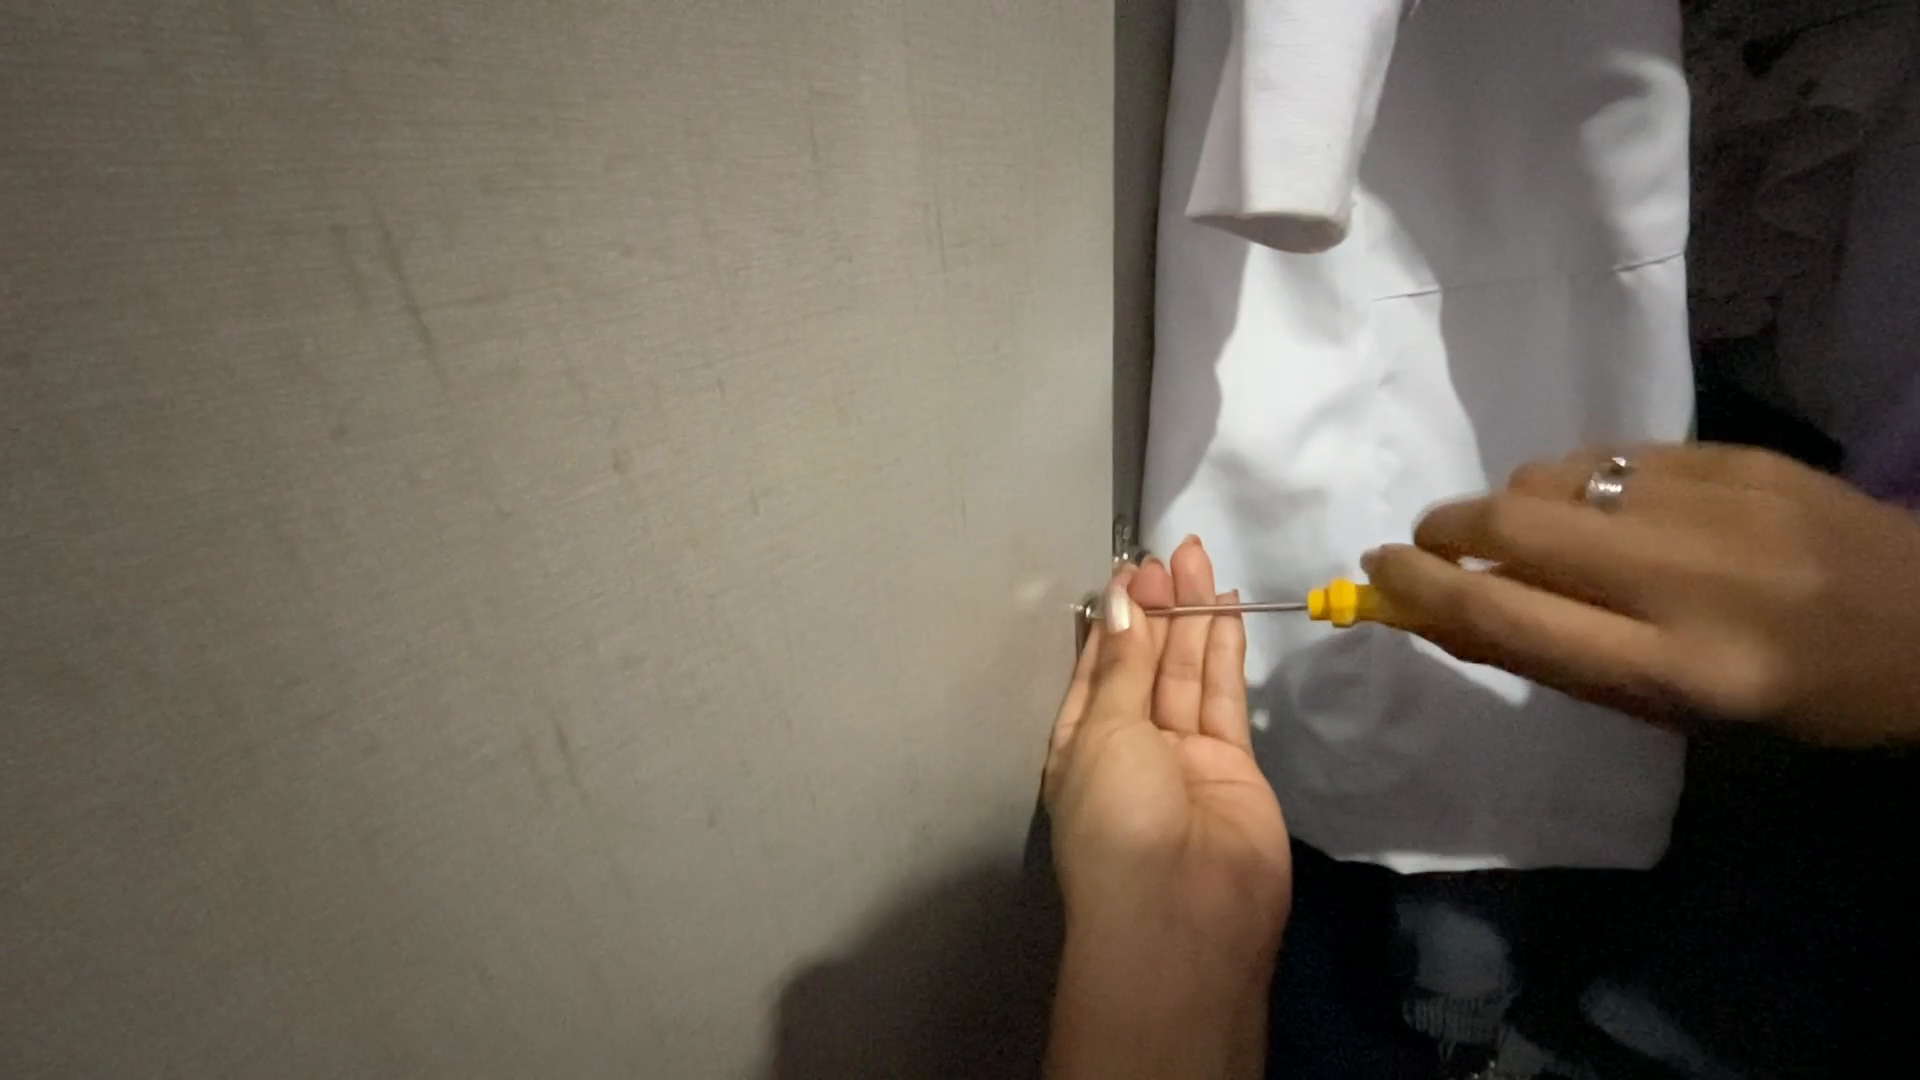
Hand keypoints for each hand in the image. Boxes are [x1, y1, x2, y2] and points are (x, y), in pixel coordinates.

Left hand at [1043, 538, 1289, 1079]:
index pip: (1098, 664)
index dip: (1115, 618)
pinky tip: (1225, 610)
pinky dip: (1223, 652)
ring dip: (1193, 618)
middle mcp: (1130, 741)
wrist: (1181, 919)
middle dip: (1157, 609)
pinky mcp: (1233, 763)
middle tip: (1171, 555)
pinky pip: (1222, 697)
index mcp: (1081, 738)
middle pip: (1145, 661)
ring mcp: (1183, 753)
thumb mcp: (1105, 732)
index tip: (1129, 570)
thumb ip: (1123, 666)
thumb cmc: (1117, 817)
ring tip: (1198, 562)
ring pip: (1185, 672)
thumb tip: (1124, 602)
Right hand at [1364, 443, 1919, 744]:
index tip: (1377, 569)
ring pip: (1546, 477)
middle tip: (1434, 541)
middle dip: (1444, 527)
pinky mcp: (1741, 456)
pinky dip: (1574, 481)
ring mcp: (1721, 504)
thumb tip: (1421, 608)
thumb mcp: (1652, 706)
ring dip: (1511, 503)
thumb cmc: (1778, 701)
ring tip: (1539, 528)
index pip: (1501, 612)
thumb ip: (1532, 653)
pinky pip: (1604, 455)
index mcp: (1673, 668)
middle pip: (1510, 523)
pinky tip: (1607, 505)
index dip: (1418, 585)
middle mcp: (1691, 580)